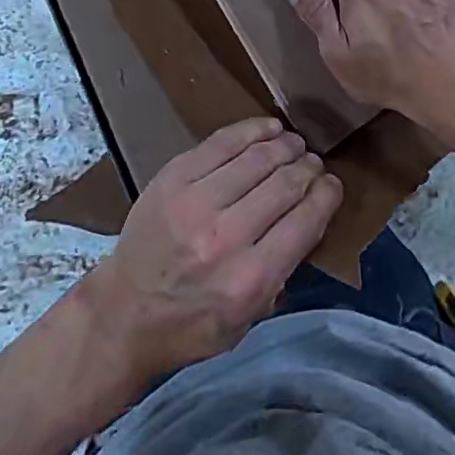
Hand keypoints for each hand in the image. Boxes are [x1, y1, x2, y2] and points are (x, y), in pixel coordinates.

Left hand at [77, 118, 341, 385]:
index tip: (332, 185)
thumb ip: (286, 267)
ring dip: (286, 146)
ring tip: (295, 146)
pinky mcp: (172, 180)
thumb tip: (313, 211)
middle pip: (286, 182)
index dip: (328, 194)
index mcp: (250, 280)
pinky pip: (224, 142)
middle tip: (313, 165)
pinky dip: (254, 130)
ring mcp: (194, 204)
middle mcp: (224, 238)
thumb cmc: (192, 324)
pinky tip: (270, 130)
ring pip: (259, 157)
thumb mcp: (251, 317)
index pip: (307, 218)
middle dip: (309, 168)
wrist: (122, 314)